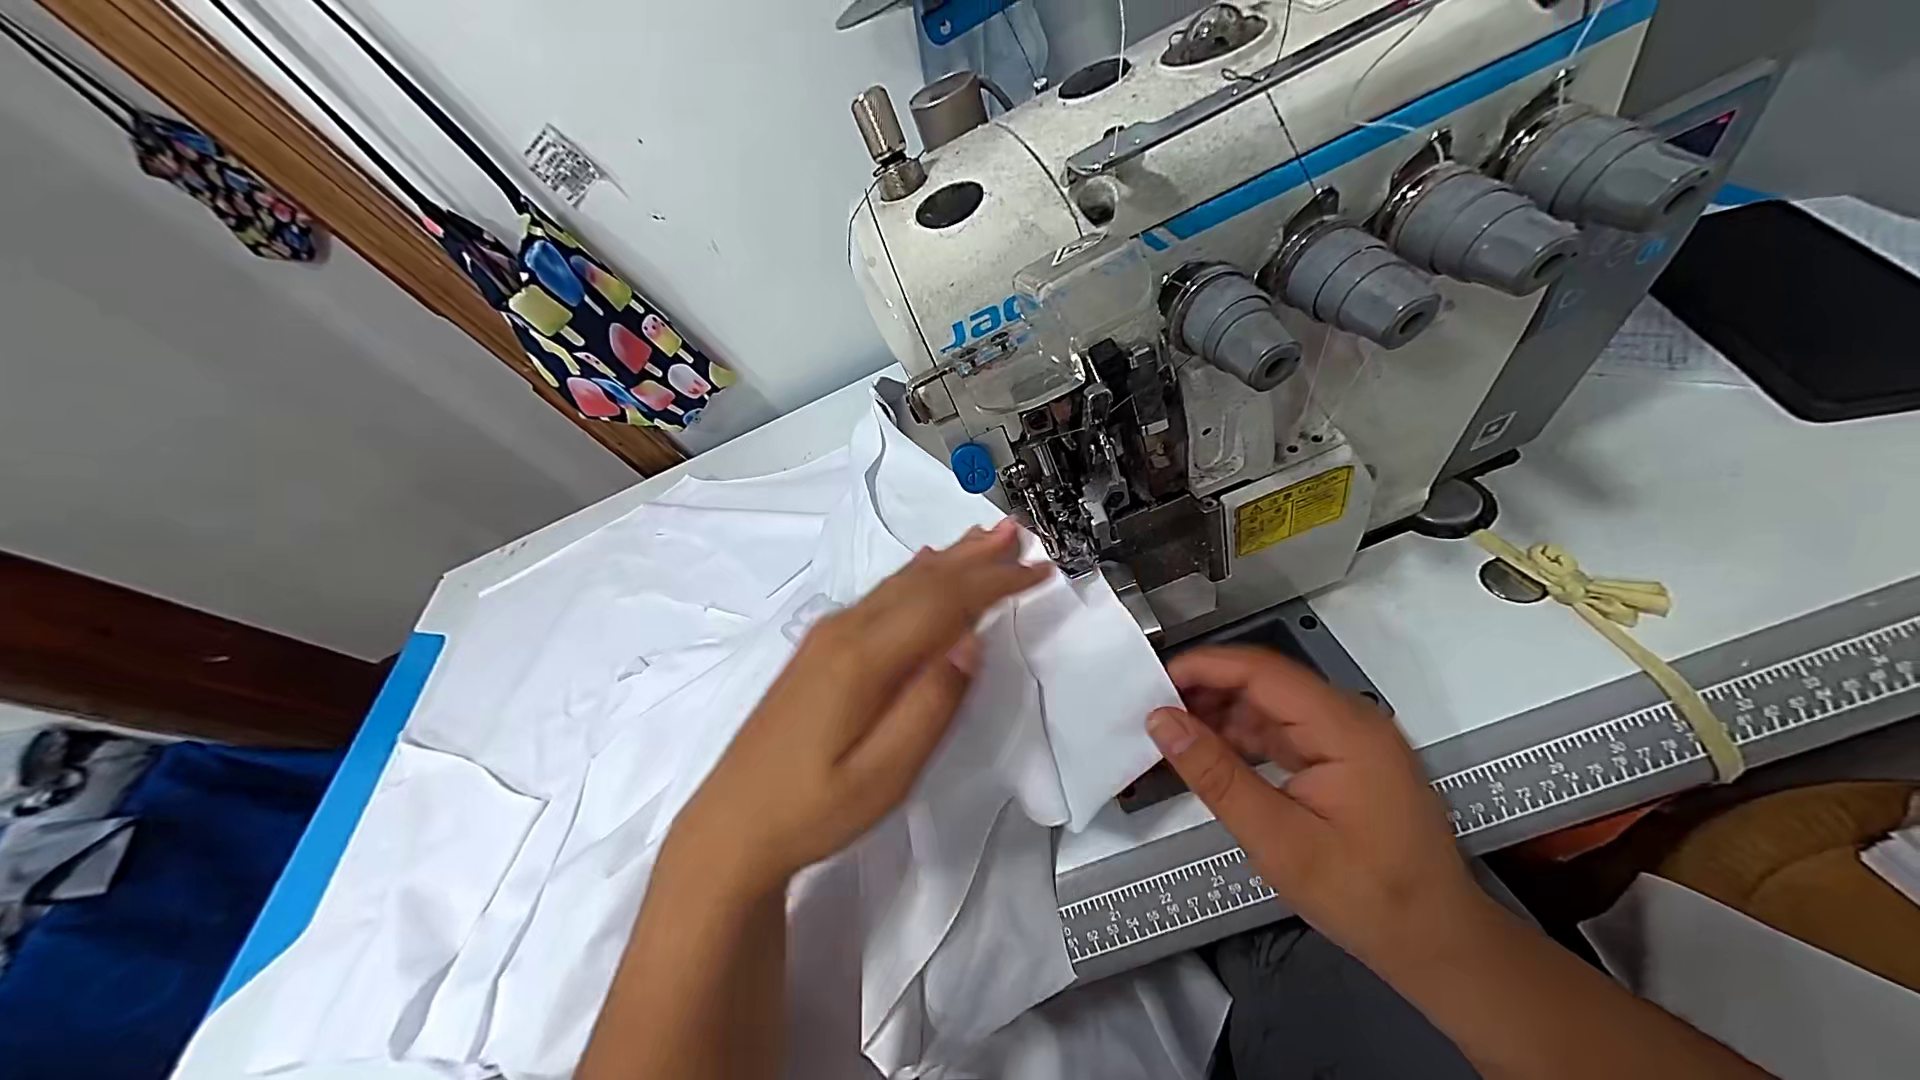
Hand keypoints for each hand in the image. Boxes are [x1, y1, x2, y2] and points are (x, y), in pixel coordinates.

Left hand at [669, 519, 1048, 894]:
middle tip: (1017, 534)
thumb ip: (931, 705)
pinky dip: (915, 576)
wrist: (731, 823)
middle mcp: (844, 632)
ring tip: (983, 538)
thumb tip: (971, 643)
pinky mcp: (819, 648)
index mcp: (864, 658)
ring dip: (948, 559)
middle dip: (975, 557)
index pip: (943, 602)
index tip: (1036, 570)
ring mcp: (827, 636)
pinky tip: (923, 567)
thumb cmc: (812, 809)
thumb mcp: (884, 775)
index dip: (994, 582)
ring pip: (899, 582)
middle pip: (922, 581)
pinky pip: (880, 596)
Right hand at [1146, 646, 1487, 966]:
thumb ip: (1215, 774)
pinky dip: (1242, 736)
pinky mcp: (1341, 756)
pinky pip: (1281, 729)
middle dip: (1206, 690)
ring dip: (1221, 713)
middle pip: (1264, 681)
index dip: (1204, 668)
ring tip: (1175, 733)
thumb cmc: (1370, 897)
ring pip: (1269, 703)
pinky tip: (1212, 753)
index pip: (1261, 670)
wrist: (1436, 943)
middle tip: (1157, 710)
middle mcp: (1351, 720)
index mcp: (1345, 729)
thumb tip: (1165, 724)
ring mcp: (1348, 737)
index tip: (1157, 682)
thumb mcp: (1278, 838)